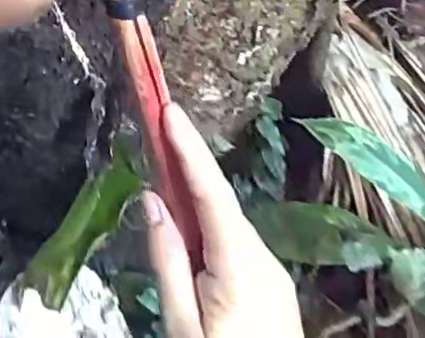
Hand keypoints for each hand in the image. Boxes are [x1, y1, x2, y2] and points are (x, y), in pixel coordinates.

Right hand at [147, 105, 300, 337]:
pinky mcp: (271, 288)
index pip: (211, 193)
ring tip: (160, 168)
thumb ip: (166, 259)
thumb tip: (152, 197)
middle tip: (156, 123)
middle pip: (219, 200)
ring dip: (194, 192)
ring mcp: (272, 275)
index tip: (168, 109)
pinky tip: (185, 222)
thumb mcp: (181, 328)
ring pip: (225, 219)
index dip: (189, 147)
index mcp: (241, 269)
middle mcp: (263, 261)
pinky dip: (207, 220)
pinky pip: (233, 239)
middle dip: (187, 161)